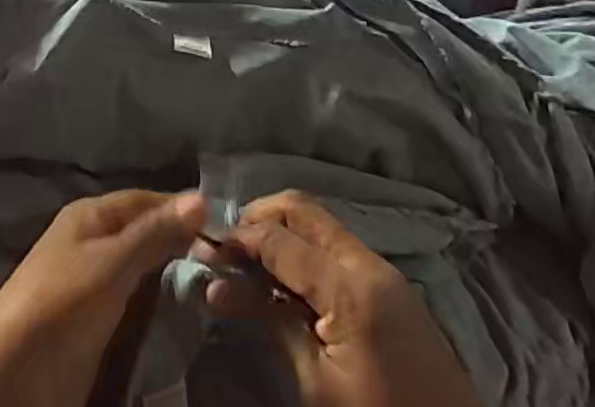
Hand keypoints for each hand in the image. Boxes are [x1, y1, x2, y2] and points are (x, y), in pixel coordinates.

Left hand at [0, 190, 206, 406]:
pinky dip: (159, 301)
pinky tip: (186, 308)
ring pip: (143, 269)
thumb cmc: (61, 305)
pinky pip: (135, 301)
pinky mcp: (96, 320)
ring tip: (217, 281)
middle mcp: (92, 241)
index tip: (226, 224)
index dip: (181, 208)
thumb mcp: (112, 264)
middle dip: (181, 243)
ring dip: (173, 274)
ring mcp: (93, 282)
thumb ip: (155, 233)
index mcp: (89, 215)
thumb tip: (201, 197)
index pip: (145, 200)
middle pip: (145, 233)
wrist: (12, 378)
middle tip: (229, 258)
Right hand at [195, 190, 481, 406]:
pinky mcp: (389, 289)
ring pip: (320, 226)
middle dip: (259, 218)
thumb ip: (273, 322)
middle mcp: (368, 263)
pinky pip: (336, 250)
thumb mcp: (318, 385)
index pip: (279, 238)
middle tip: (227, 247)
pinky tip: (281, 280)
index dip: (238, 237)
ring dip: (281, 233)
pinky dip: (304, 252)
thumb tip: (223, 287)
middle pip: (303, 211)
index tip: (205, 247)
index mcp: (350, 286)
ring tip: (246, 264)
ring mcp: (383, 273)